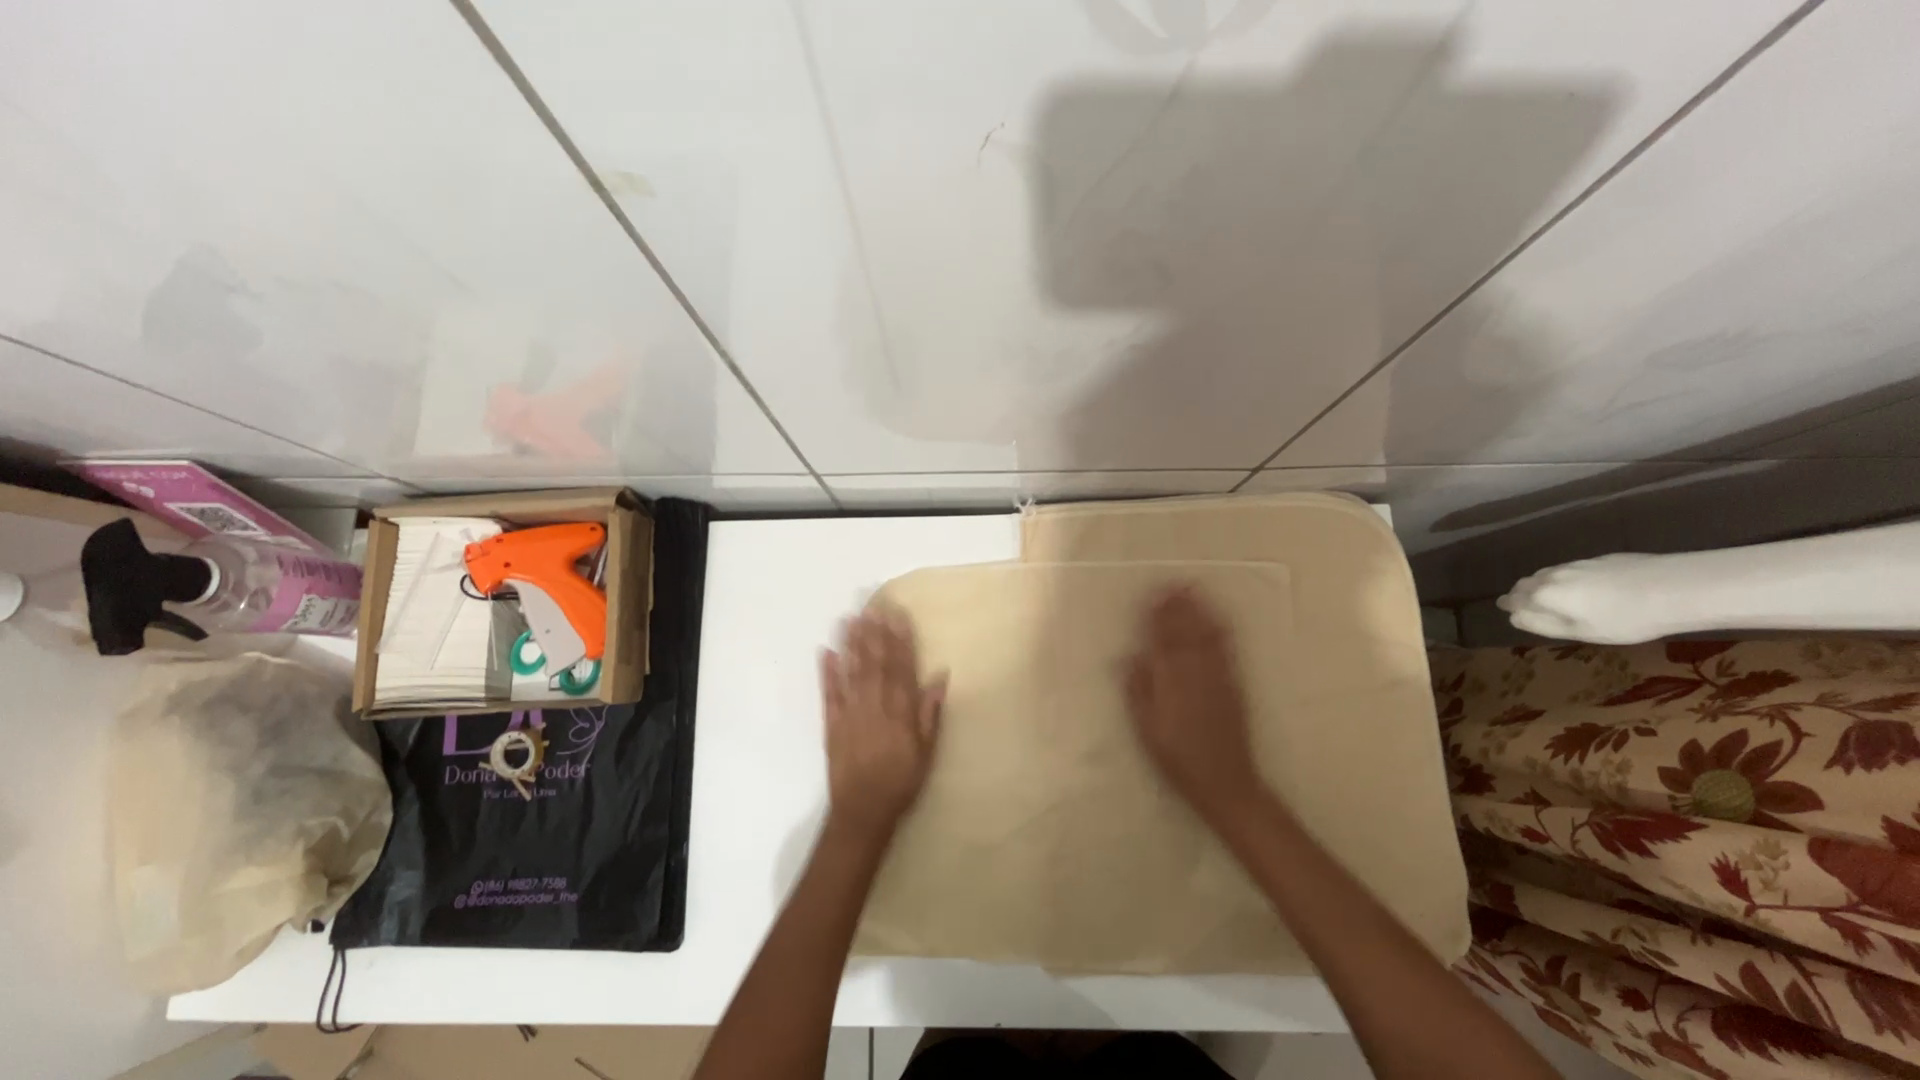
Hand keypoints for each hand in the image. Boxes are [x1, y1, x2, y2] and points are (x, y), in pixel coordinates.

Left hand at [820, 608, 946, 839]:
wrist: (863, 811)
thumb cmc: (902, 782)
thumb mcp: (927, 750)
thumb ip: (930, 712)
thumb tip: (938, 676)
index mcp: (900, 711)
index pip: (901, 667)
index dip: (900, 640)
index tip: (897, 615)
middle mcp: (874, 705)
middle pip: (875, 663)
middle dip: (875, 633)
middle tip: (872, 606)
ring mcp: (850, 713)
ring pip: (852, 671)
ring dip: (851, 644)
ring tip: (850, 619)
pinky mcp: (831, 724)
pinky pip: (829, 693)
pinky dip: (827, 672)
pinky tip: (827, 651)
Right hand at [1124, 586, 1264, 823]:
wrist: (1226, 783)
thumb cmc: (1177, 760)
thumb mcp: (1146, 730)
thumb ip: (1137, 691)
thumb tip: (1129, 657)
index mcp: (1170, 684)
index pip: (1162, 641)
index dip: (1157, 616)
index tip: (1151, 595)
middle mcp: (1196, 675)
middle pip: (1186, 633)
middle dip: (1178, 607)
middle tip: (1172, 583)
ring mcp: (1219, 679)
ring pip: (1208, 637)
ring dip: (1200, 611)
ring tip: (1192, 590)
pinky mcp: (1236, 686)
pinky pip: (1227, 650)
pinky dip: (1220, 629)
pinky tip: (1217, 619)